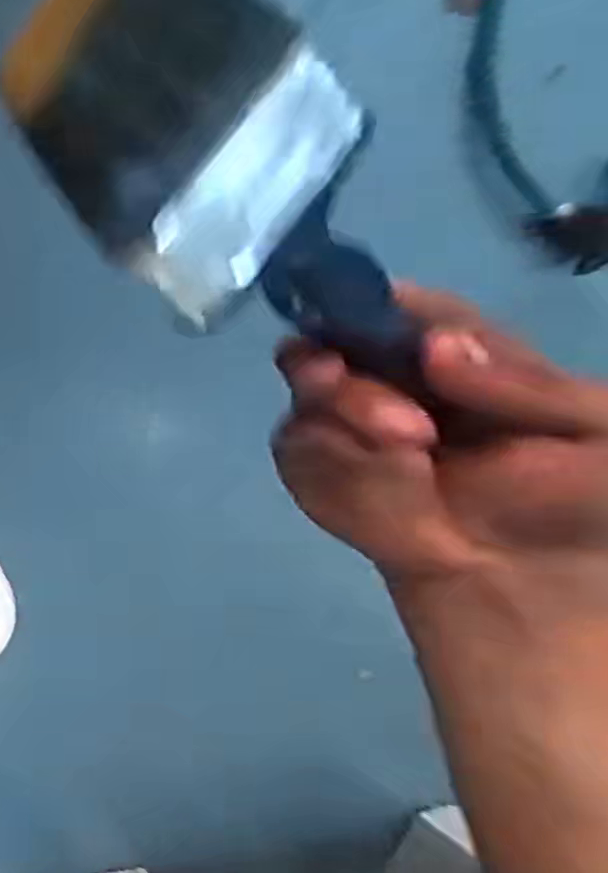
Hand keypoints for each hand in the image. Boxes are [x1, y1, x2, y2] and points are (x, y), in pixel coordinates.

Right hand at [273, 285, 607, 612]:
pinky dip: (333, 453)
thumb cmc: (576, 495)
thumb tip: (436, 348)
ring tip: (405, 447)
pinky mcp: (302, 452)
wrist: (512, 570)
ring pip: (306, 384)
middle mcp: (380, 372)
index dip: (378, 302)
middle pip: (328, 338)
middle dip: (338, 359)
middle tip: (364, 390)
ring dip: (347, 409)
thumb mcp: (600, 430)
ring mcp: (332, 412)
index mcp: (450, 351)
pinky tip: (379, 474)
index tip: (374, 319)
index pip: (403, 307)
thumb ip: (529, 386)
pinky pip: (294, 436)